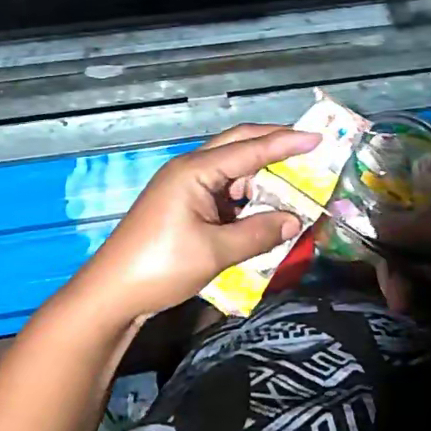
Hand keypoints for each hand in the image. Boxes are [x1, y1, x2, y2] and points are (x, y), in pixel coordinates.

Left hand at [63, 125, 322, 323]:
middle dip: (272, 145)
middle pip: (237, 146)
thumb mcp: (215, 252)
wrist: (112, 292)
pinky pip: (221, 191)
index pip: (248, 148)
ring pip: (230, 169)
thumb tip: (294, 220)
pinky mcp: (182, 205)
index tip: (317, 138)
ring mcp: (184, 186)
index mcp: (195, 171)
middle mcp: (190, 169)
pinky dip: (245, 197)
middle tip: (308, 149)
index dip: (285, 143)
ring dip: (259, 175)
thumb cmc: (161, 266)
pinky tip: (262, 210)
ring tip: (292, 185)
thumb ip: (258, 234)